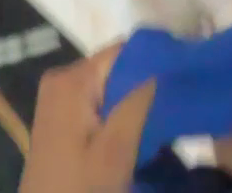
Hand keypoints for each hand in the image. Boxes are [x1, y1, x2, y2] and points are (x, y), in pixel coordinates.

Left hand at [19, 48, 156, 191]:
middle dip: (139, 85)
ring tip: (151, 120)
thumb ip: (137, 103)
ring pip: (105, 84)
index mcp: (73, 79)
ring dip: (127, 101)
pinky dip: (112, 111)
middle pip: (113, 67)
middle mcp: (61, 77)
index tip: (176, 79)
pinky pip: (93, 99)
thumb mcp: (115, 150)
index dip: (151, 62)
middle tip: (165, 108)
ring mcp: (56, 96)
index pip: (121, 51)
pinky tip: (127, 131)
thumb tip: (157, 67)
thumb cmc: (81, 187)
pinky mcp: (57, 114)